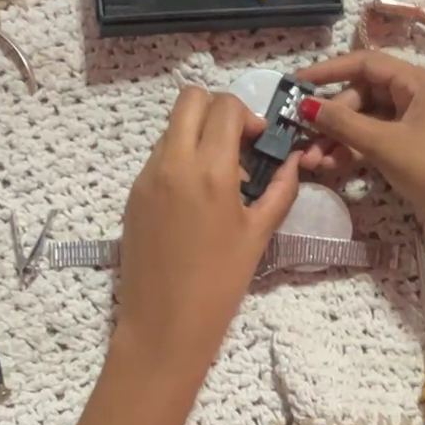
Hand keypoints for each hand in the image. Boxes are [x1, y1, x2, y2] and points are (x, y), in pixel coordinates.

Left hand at [115, 87, 301, 375]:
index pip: (225, 107)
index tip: (259, 142)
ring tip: (218, 176)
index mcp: (209, 169)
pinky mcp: (132, 193)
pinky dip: (180, 158)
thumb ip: (280, 188)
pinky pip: (159, 155)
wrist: (163, 325)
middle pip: (190, 99)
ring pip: (172, 126)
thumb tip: (292, 160)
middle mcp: (172, 162)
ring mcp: (146, 176)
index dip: (248, 115)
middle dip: (218, 110)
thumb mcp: (259, 233)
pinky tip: (196, 197)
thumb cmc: (219, 283)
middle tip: (237, 144)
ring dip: (198, 134)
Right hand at [296, 51, 424, 250]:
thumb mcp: (384, 144)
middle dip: (332, 118)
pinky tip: (333, 167)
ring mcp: (419, 125)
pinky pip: (378, 141)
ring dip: (339, 139)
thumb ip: (342, 122)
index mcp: (421, 82)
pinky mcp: (415, 151)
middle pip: (365, 95)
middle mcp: (421, 97)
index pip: (367, 63)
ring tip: (313, 162)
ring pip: (368, 122)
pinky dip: (355, 151)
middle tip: (304, 138)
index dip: (329, 71)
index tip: (296, 83)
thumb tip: (305, 105)